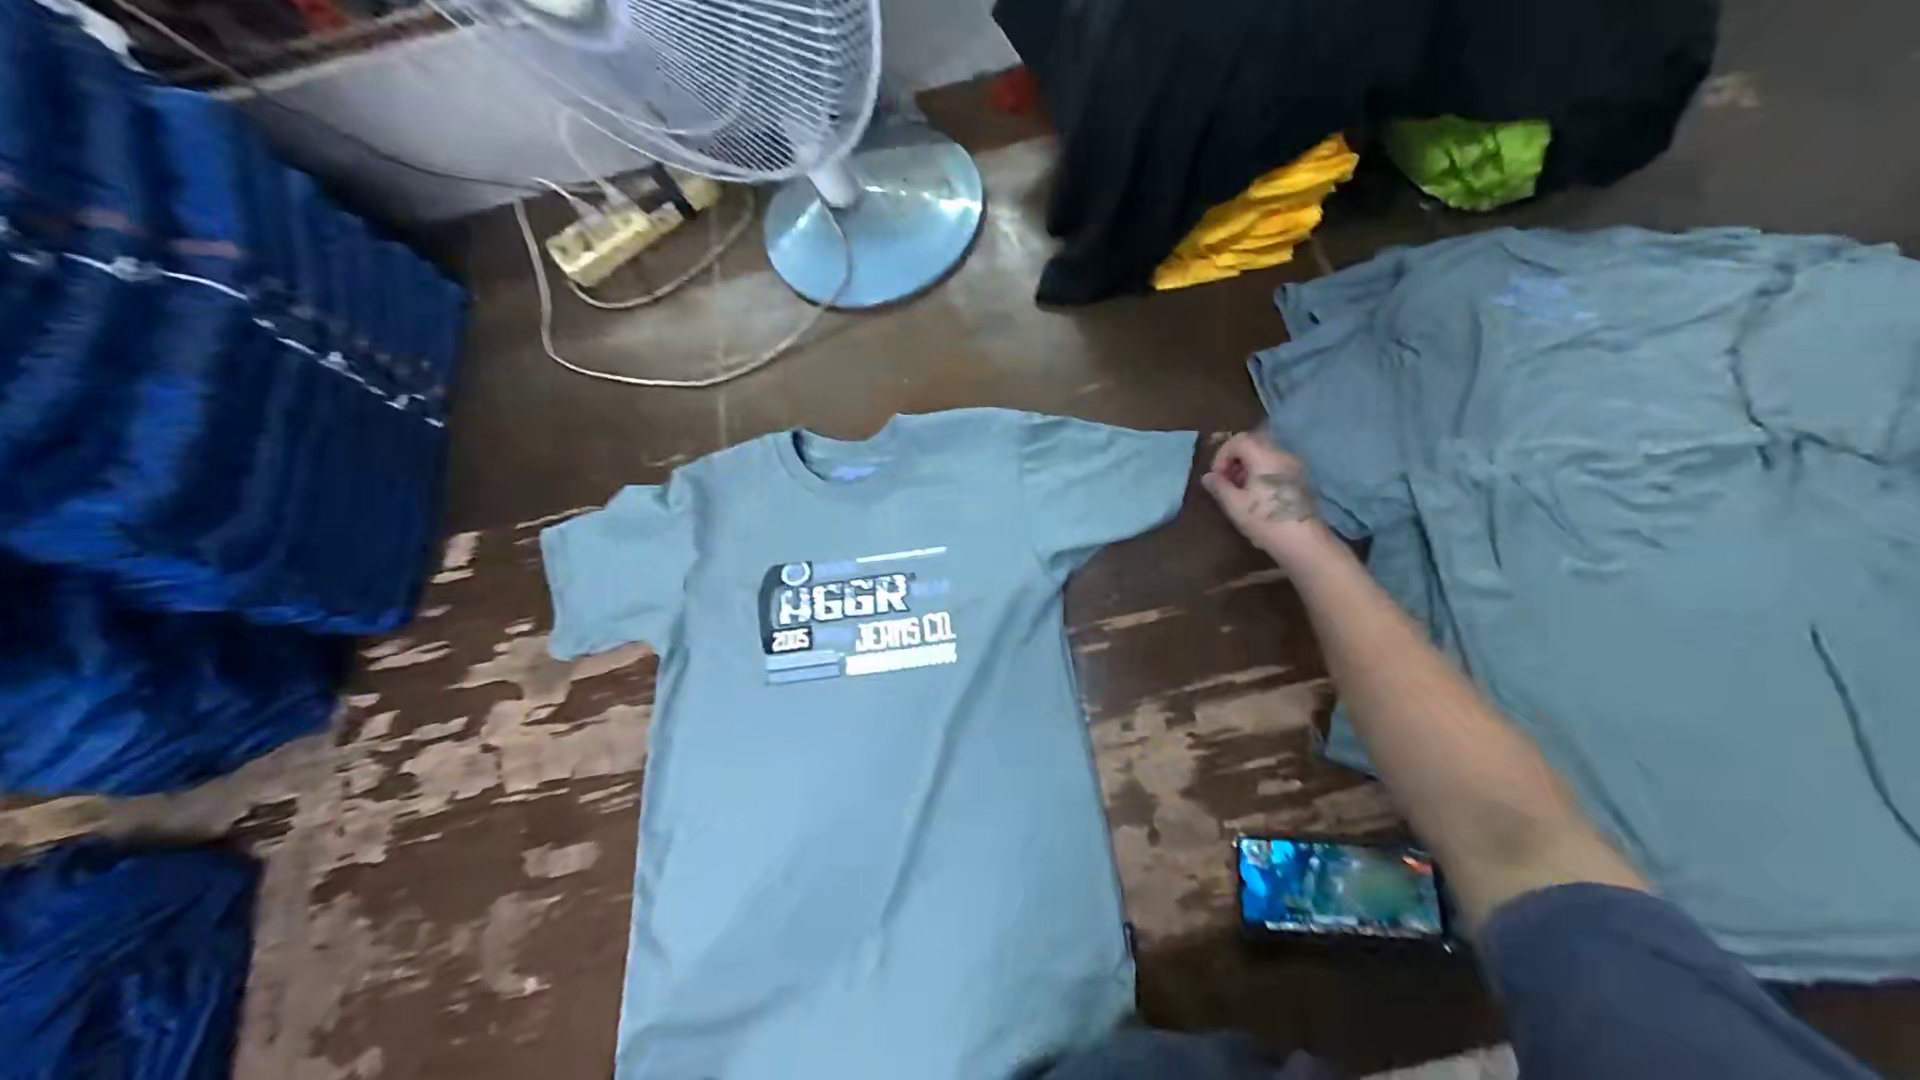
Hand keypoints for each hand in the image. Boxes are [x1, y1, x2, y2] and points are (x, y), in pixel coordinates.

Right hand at [1200, 431, 1335, 565]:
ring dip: (1247, 466)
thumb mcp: (1235, 506)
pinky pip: (1275, 465)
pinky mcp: (1300, 479)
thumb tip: (1207, 477)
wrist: (1304, 543)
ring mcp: (1294, 466)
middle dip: (1235, 458)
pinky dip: (1261, 472)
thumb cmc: (1266, 522)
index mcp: (1265, 458)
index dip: (1222, 454)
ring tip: (1239, 490)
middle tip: (1226, 481)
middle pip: (1254, 443)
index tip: (1217, 476)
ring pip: (1265, 453)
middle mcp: (1282, 456)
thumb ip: (1219, 487)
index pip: (1240, 440)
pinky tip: (1256, 495)